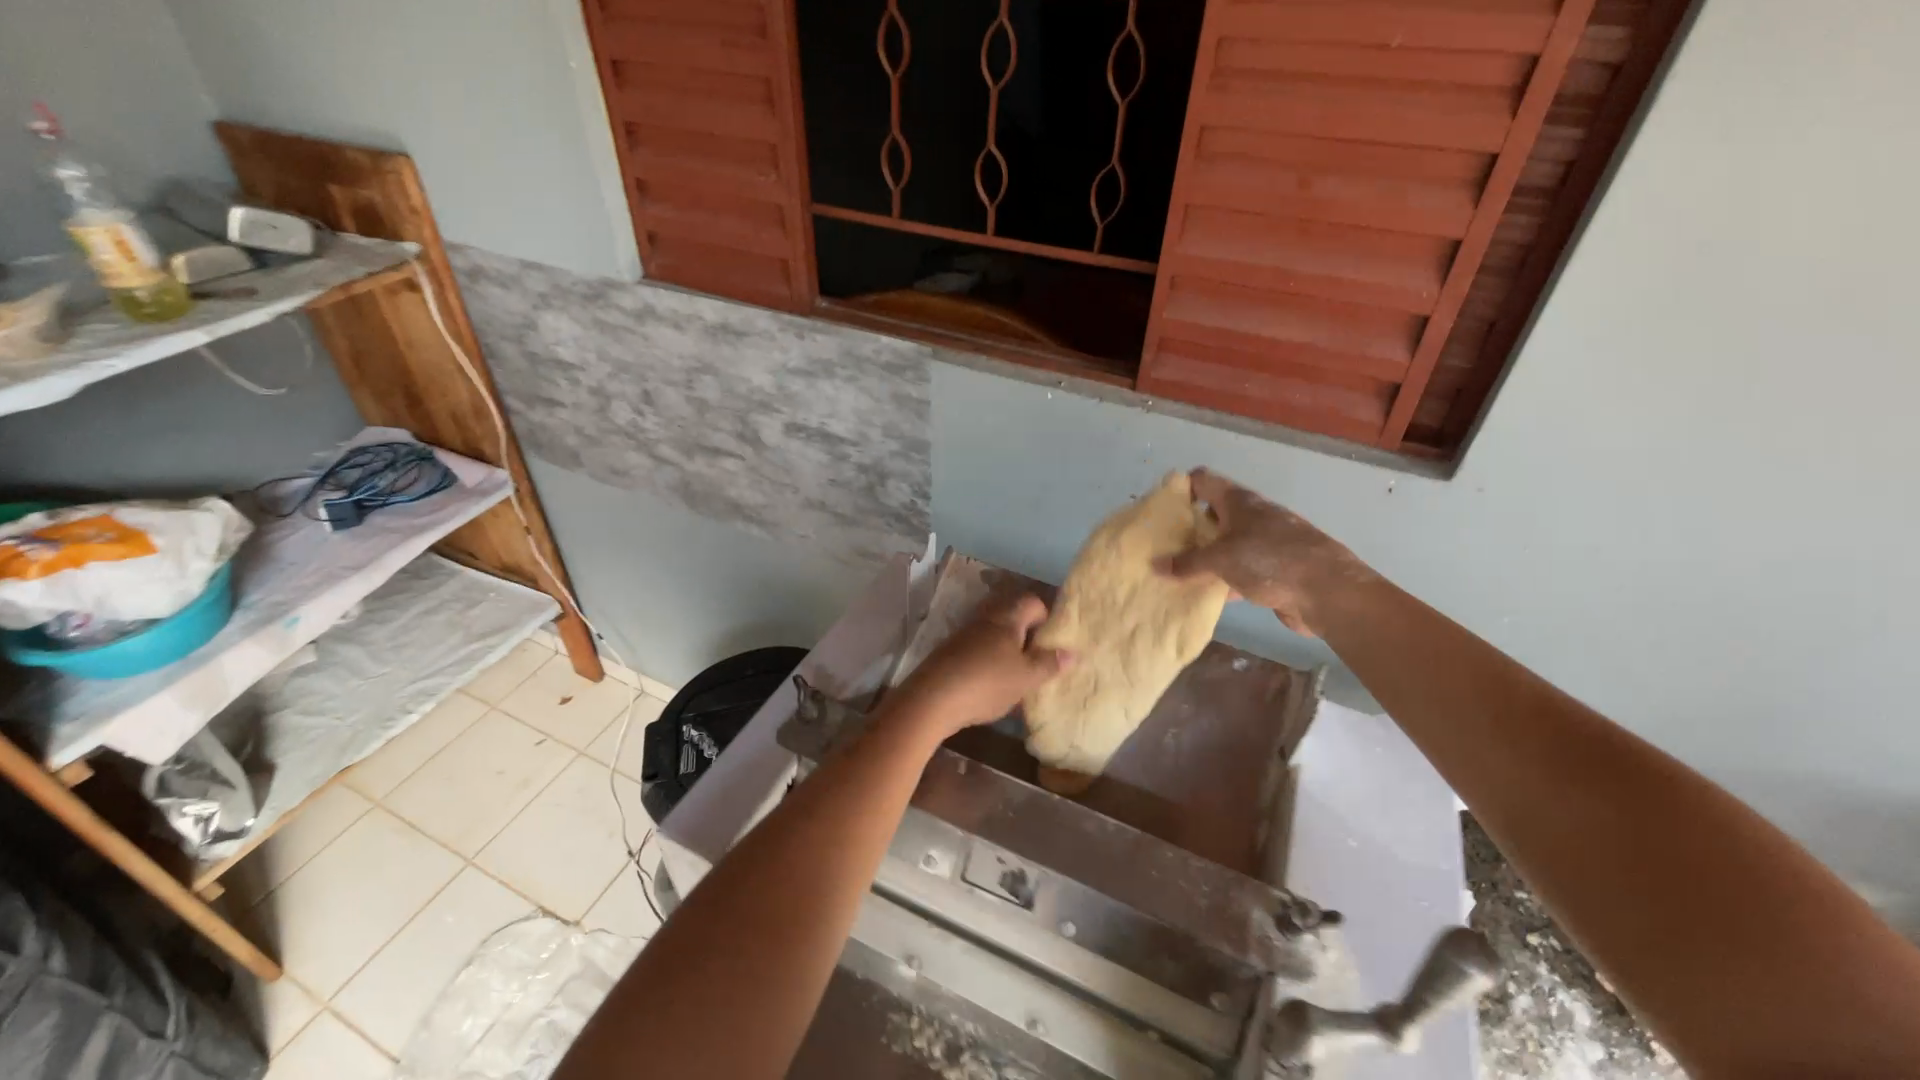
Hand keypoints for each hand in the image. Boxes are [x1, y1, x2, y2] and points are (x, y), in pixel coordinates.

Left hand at [888, 593, 1072, 735]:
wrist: (931, 699)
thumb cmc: (986, 683)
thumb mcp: (1025, 678)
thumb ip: (1048, 664)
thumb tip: (1071, 652)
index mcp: (1006, 619)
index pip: (1032, 602)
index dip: (1046, 617)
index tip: (1053, 641)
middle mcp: (985, 620)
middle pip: (1012, 618)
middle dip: (1027, 636)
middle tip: (1039, 660)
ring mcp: (964, 636)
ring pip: (993, 636)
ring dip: (1007, 652)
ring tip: (1018, 677)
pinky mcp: (949, 654)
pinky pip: (977, 652)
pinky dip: (988, 663)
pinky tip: (992, 687)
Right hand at [1159, 468, 1377, 636]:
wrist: (1326, 591)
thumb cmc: (1270, 561)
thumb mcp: (1221, 559)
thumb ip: (1187, 562)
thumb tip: (1156, 565)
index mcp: (1239, 501)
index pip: (1203, 480)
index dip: (1180, 488)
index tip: (1159, 510)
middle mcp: (1251, 517)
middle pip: (1212, 514)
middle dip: (1187, 528)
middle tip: (1160, 546)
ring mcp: (1263, 544)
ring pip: (1224, 545)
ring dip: (1203, 557)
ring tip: (1174, 572)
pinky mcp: (1272, 570)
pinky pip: (1237, 571)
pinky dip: (1220, 580)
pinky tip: (1202, 595)